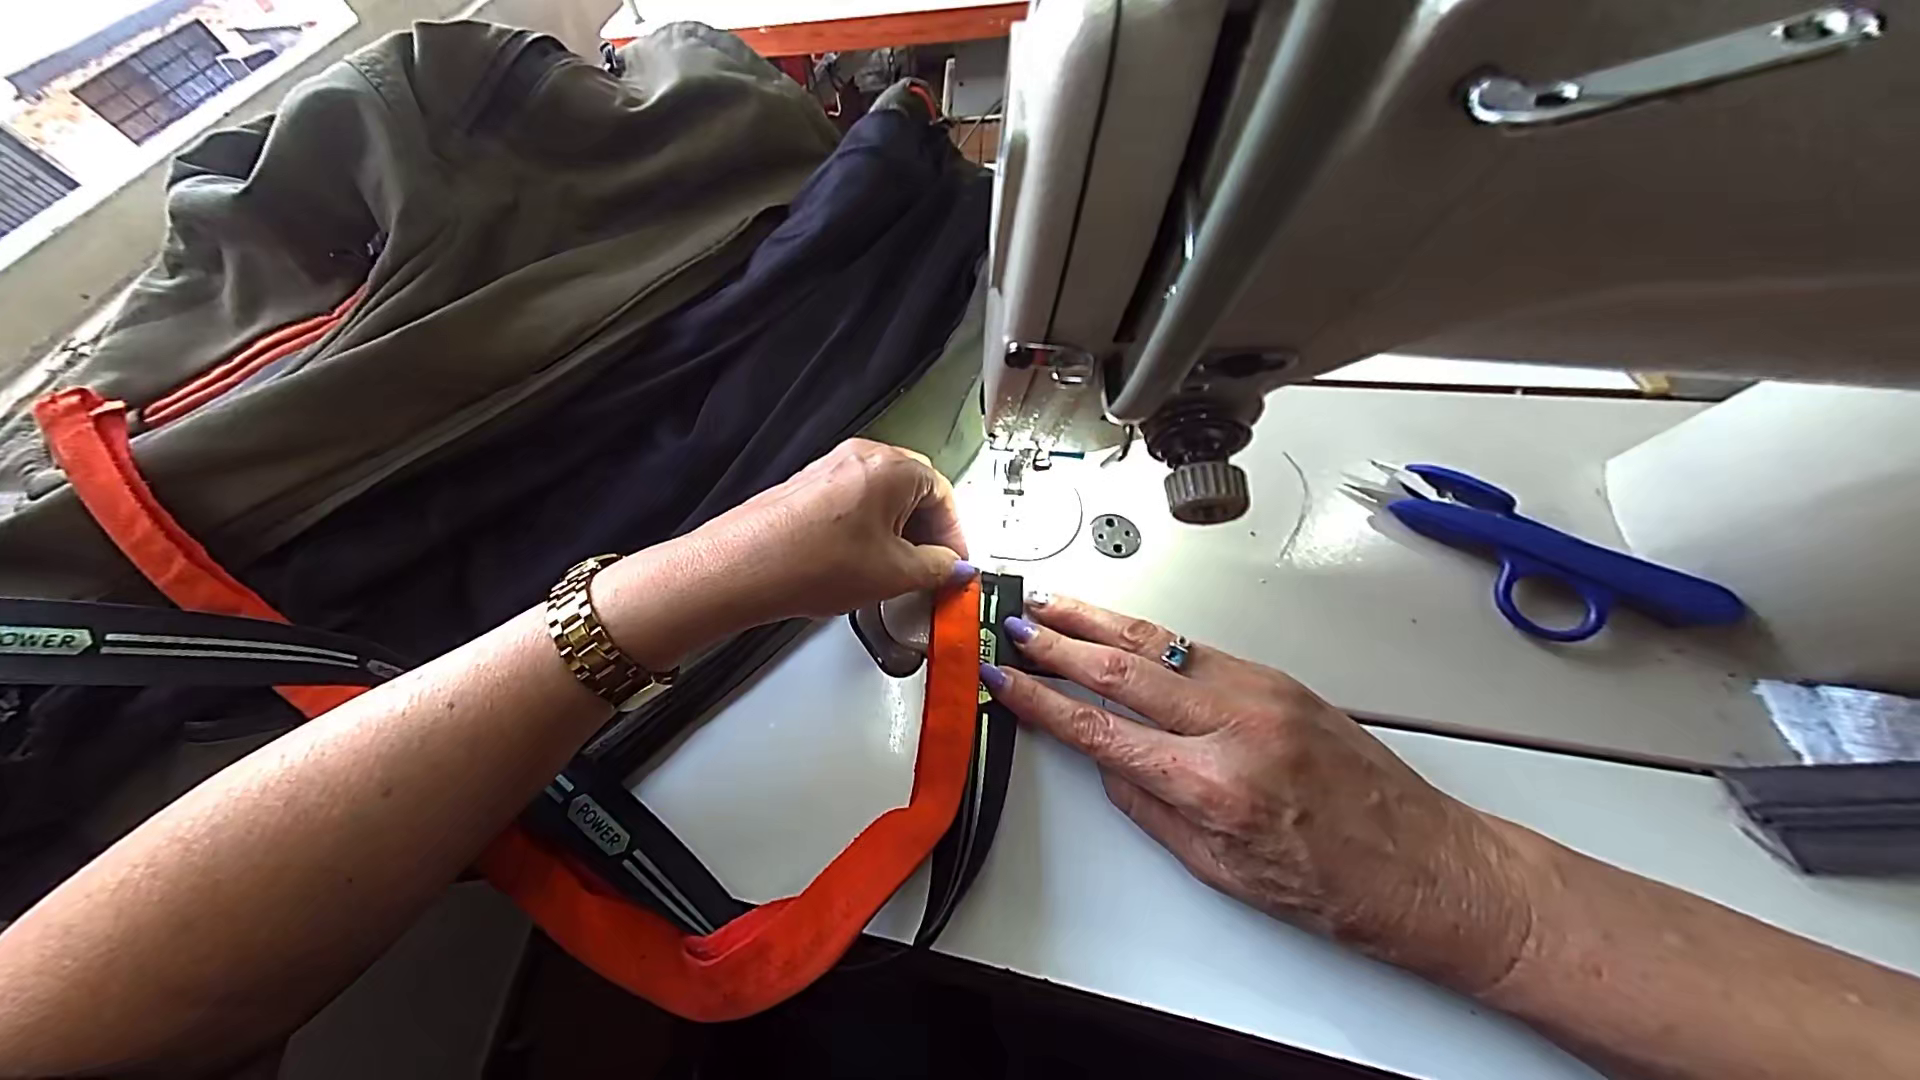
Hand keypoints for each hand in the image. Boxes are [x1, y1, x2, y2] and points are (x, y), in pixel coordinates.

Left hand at [691, 439, 971, 623]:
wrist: (739, 568)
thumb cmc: (805, 560)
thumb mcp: (893, 574)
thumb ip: (938, 568)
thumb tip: (953, 567)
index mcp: (892, 467)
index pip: (945, 496)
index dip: (956, 536)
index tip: (956, 564)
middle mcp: (862, 457)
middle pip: (917, 492)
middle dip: (929, 533)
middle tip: (933, 568)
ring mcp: (832, 468)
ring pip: (886, 498)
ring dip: (900, 533)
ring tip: (896, 571)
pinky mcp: (810, 487)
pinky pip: (857, 504)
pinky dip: (871, 531)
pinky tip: (862, 564)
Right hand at [980, 594, 1532, 992]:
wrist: (1433, 866)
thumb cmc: (1336, 885)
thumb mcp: (1220, 870)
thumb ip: (1150, 806)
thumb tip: (1107, 760)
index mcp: (1212, 785)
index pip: (1099, 730)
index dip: (1041, 701)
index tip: (1007, 680)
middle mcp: (1232, 724)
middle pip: (1120, 669)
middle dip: (1057, 643)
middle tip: (1016, 626)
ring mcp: (1258, 689)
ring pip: (1154, 641)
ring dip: (1094, 620)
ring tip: (1052, 604)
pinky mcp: (1275, 675)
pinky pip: (1192, 644)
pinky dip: (1142, 631)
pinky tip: (1115, 623)